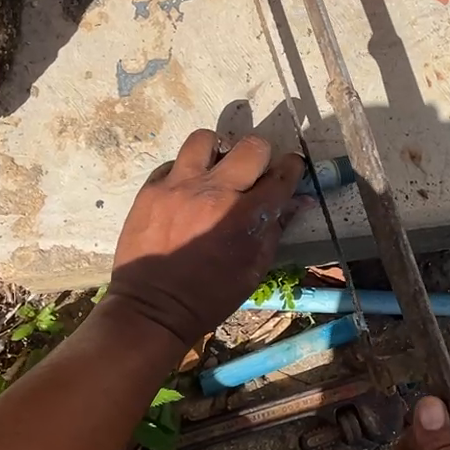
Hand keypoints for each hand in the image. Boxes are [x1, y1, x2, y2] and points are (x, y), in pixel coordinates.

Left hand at [106, 129, 308, 345]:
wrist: (152, 309)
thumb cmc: (210, 296)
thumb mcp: (254, 269)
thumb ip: (276, 228)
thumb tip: (298, 201)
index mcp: (246, 216)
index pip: (281, 175)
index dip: (292, 168)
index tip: (290, 168)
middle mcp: (215, 192)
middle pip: (251, 147)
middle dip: (260, 155)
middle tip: (254, 171)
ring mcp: (179, 186)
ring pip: (205, 140)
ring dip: (218, 152)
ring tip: (216, 170)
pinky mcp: (151, 189)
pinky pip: (174, 163)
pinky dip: (185, 172)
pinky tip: (186, 190)